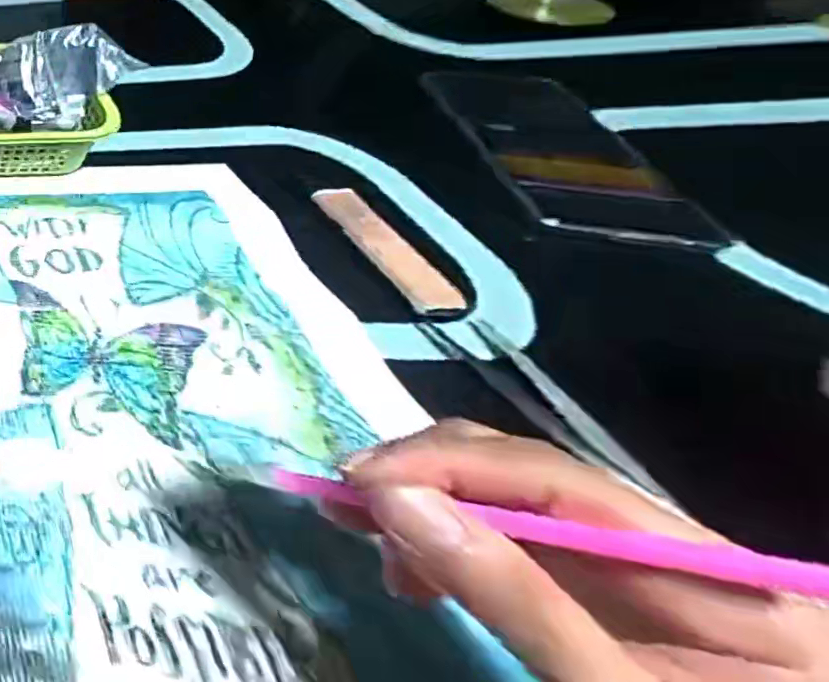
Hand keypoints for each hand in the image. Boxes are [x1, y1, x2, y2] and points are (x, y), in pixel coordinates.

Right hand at [328, 419, 828, 680]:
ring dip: (417, 509)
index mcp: (710, 564)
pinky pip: (492, 534)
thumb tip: (392, 495)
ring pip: (490, 493)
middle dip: (419, 480)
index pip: (548, 473)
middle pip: (512, 471)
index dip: (443, 462)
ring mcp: (619, 561)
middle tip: (347, 503)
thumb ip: (514, 595)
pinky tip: (408, 567)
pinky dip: (435, 540)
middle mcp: (662, 540)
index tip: (358, 478)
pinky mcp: (582, 584)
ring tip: (371, 544)